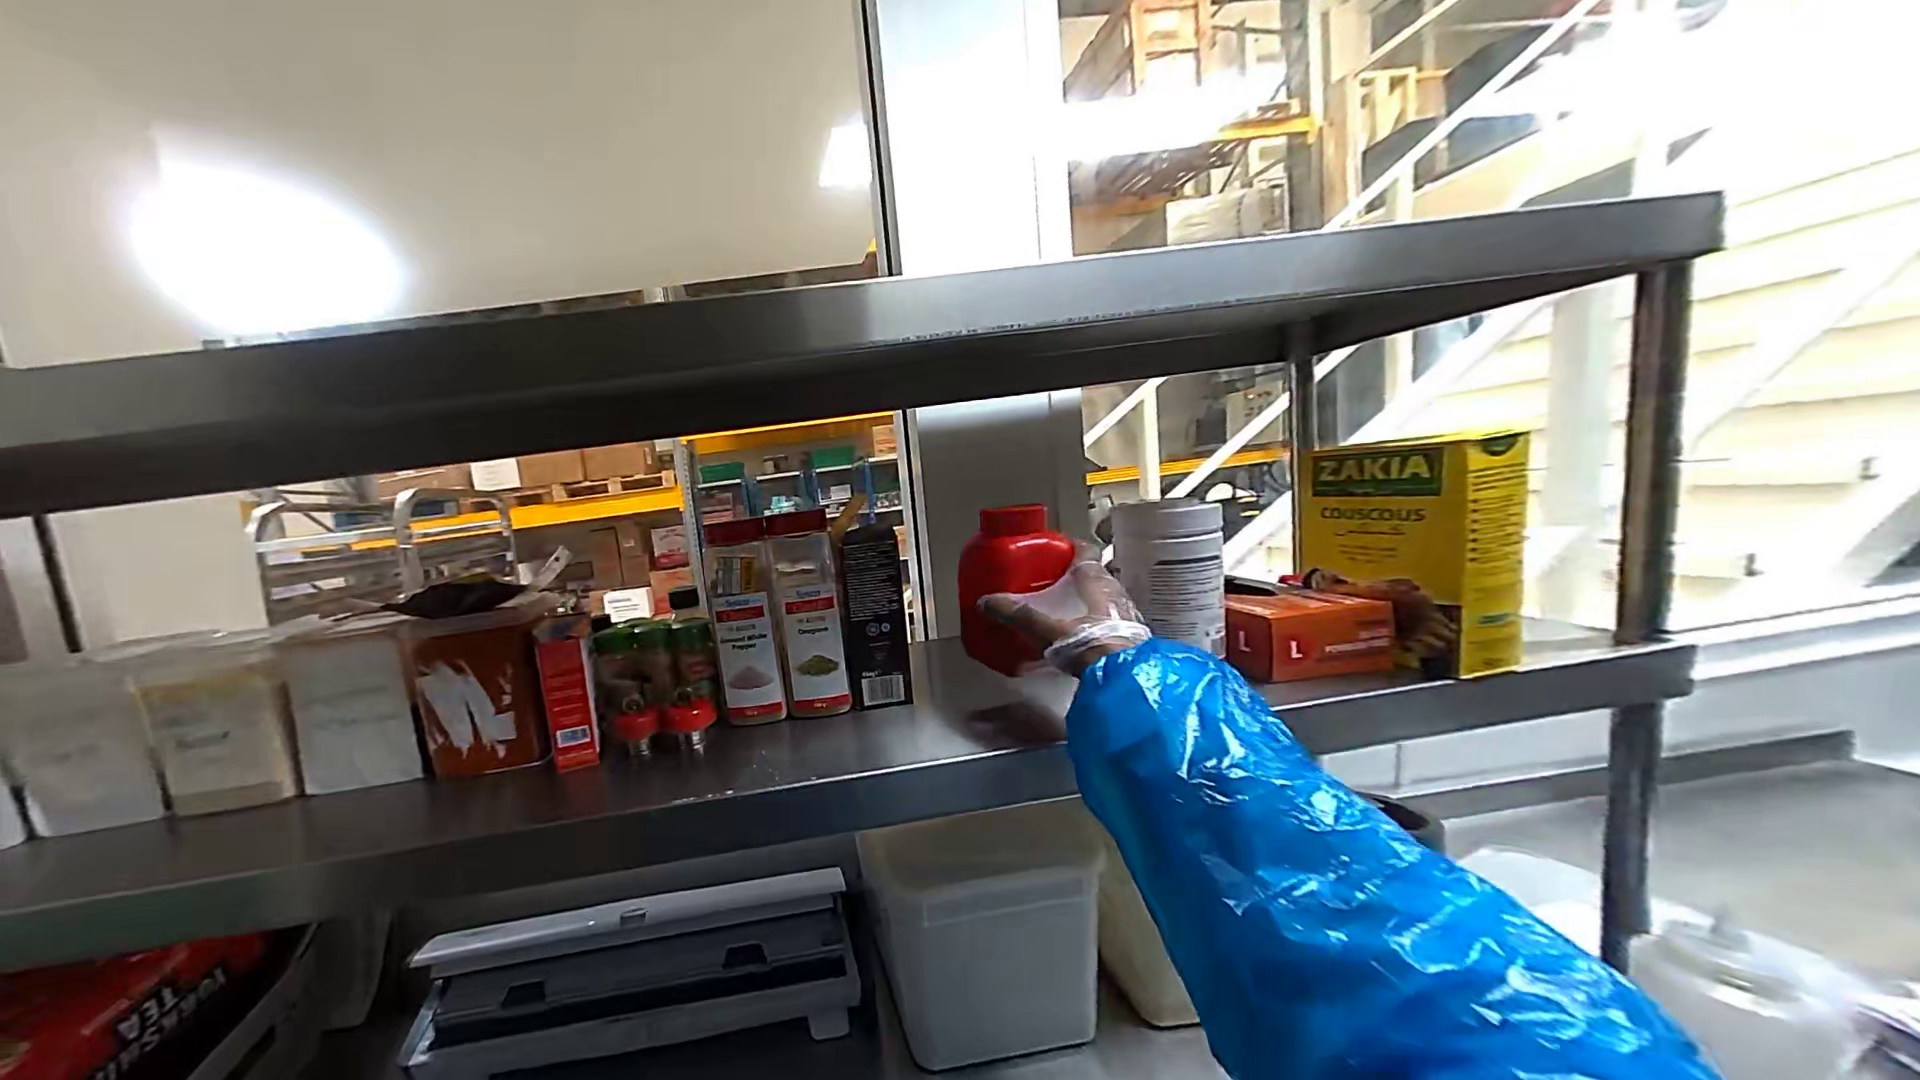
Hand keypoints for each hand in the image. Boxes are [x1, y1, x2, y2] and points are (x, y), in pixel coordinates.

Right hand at [980, 546, 1150, 675]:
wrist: (1125, 678)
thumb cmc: (1089, 644)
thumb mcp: (1045, 630)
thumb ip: (1017, 615)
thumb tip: (985, 602)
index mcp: (1095, 579)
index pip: (1086, 550)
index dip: (1071, 546)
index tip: (1056, 548)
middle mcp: (1114, 590)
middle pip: (1094, 573)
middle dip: (1074, 576)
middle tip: (1052, 582)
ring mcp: (1126, 612)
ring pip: (1103, 596)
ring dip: (1086, 599)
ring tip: (1064, 609)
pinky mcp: (1131, 635)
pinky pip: (1110, 618)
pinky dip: (1095, 620)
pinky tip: (1081, 634)